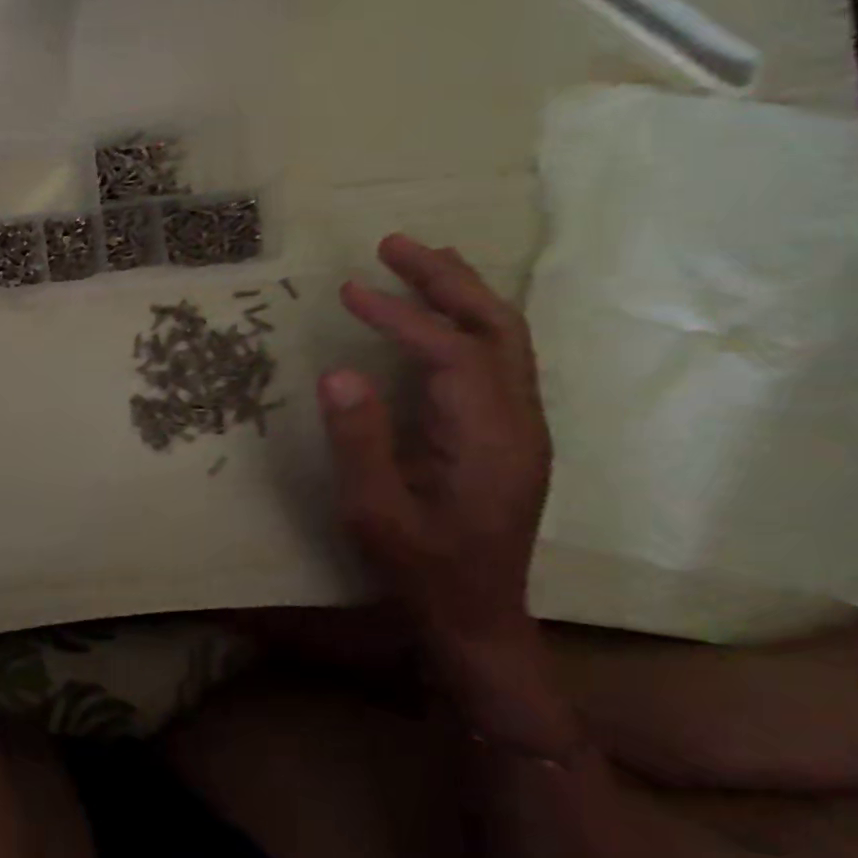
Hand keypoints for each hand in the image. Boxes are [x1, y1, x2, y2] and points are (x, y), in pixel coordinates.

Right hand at [319, 234, 551, 651]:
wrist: (477, 613)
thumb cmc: (421, 566)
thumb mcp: (375, 513)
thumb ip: (360, 443)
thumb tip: (337, 374)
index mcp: (489, 440)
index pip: (451, 354)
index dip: (400, 317)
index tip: (349, 291)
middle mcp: (518, 421)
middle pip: (496, 328)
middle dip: (446, 280)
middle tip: (393, 244)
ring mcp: (519, 425)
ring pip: (504, 338)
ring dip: (461, 292)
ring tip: (418, 258)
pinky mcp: (506, 431)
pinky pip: (495, 357)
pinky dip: (466, 320)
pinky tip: (439, 311)